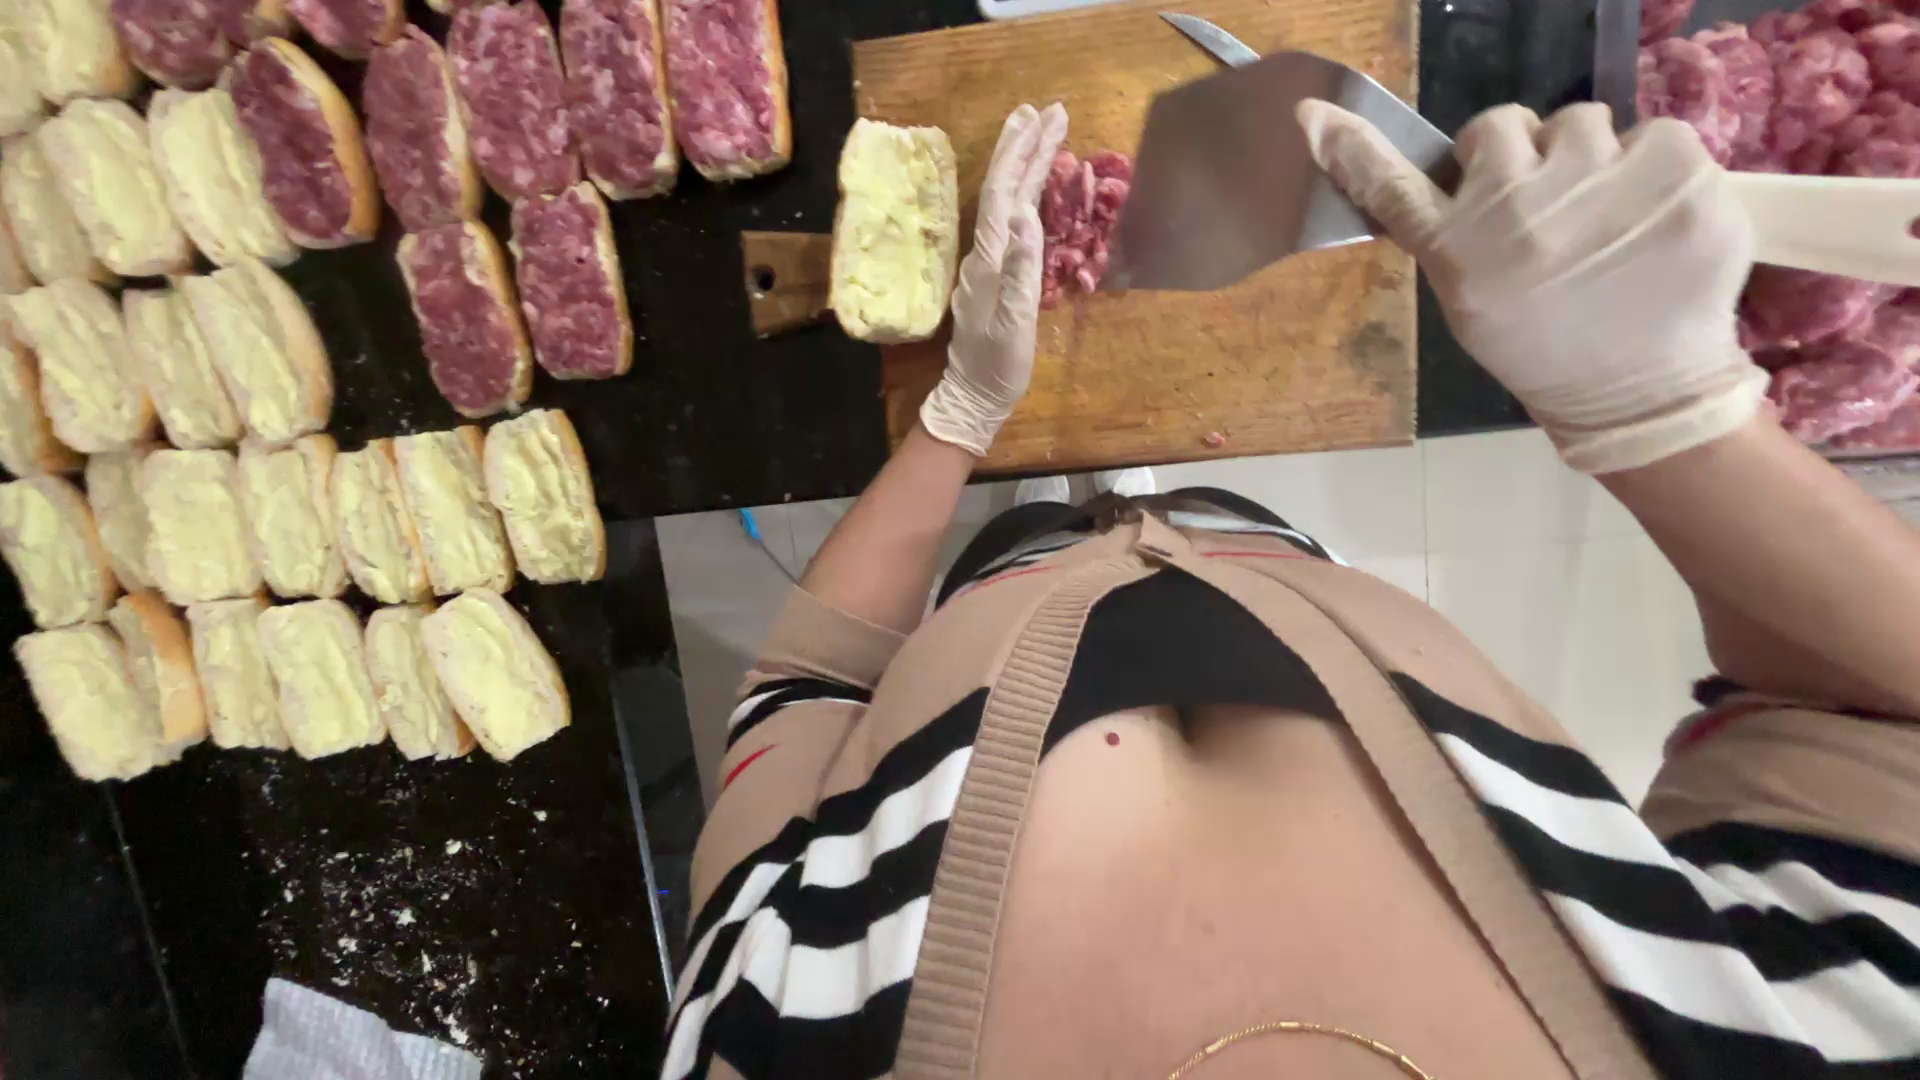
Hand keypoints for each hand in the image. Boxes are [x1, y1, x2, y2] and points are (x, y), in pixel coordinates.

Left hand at [919, 102, 1067, 456]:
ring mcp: (986, 266)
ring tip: (1036, 135)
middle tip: (1045, 110)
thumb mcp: (1013, 322)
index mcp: (989, 261)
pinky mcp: (993, 279)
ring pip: (1004, 205)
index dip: (1024, 154)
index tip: (1046, 117)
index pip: (1006, 195)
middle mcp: (983, 256)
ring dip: (1020, 168)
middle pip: (1003, 191)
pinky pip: (1008, 226)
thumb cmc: (998, 365)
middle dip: (1024, 149)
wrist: (974, 395)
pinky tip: (1030, 194)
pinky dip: (1022, 199)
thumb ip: (1019, 270)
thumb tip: (1025, 217)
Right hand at [1296, 100, 1769, 473]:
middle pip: (1499, 124)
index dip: (1352, 149)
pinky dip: (1651, 165)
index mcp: (1456, 249)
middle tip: (1535, 195)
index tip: (1312, 117)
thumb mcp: (1469, 300)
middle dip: (1514, 149)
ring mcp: (1597, 183)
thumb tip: (1458, 177)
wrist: (1636, 383)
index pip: (1391, 187)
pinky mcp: (1676, 170)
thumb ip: (1457, 236)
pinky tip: (1649, 213)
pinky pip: (1654, 130)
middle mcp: (1513, 207)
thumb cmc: (1537, 344)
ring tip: (1600, 211)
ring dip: (1584, 155)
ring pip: (1580, 120)